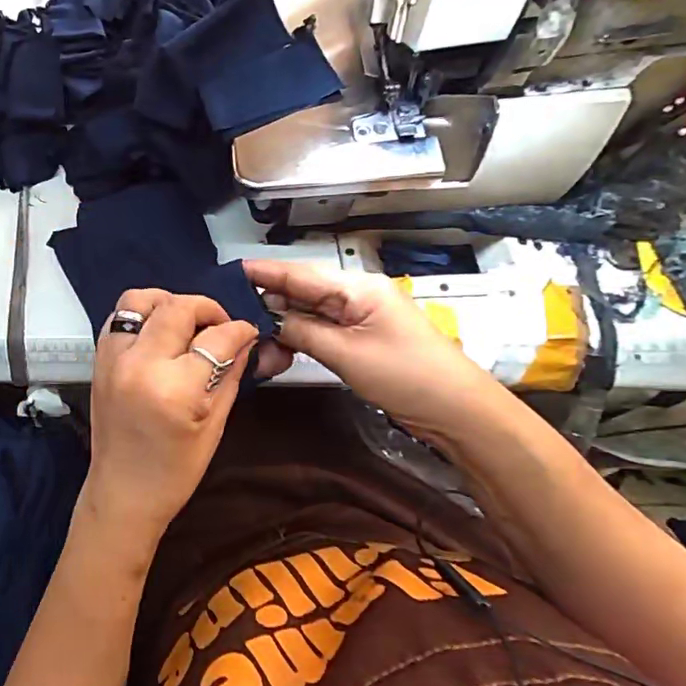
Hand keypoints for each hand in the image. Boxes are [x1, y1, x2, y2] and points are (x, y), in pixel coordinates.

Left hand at [85, 289, 259, 538]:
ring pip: (139, 299)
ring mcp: (112, 358)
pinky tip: (159, 333)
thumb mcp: (214, 424)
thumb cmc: (175, 470)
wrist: (123, 491)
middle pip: (176, 308)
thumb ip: (230, 375)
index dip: (239, 330)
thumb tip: (245, 340)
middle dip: (206, 309)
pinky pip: (119, 317)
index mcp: (173, 388)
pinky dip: (142, 315)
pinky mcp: (98, 359)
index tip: (248, 332)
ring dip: (168, 303)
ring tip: (186, 323)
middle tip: (219, 326)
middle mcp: (138, 364)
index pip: (215, 338)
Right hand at [243, 259, 509, 443]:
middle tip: (232, 322)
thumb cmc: (406, 376)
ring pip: (306, 314)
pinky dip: (297, 341)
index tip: (227, 273)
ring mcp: (357, 318)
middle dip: (266, 306)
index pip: (298, 273)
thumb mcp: (345, 353)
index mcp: (356, 287)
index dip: (262, 272)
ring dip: (279, 329)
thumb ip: (300, 330)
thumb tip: (265, 319)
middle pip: (299, 292)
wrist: (458, 412)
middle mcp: (355, 295)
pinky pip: (318, 331)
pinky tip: (277, 354)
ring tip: (254, 347)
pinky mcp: (359, 339)